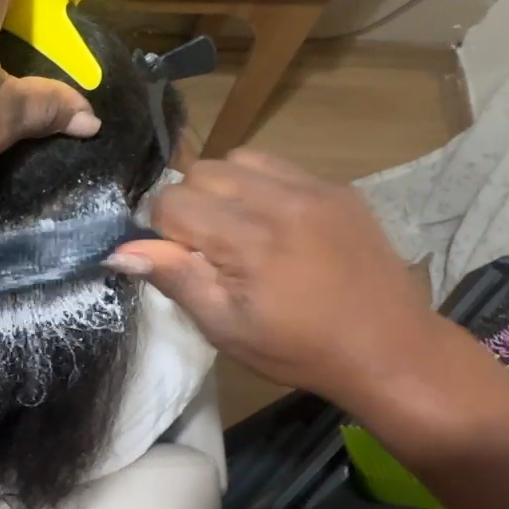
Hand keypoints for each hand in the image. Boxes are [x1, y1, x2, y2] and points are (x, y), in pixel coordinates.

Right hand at [108, 150, 451, 400]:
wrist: (387, 346)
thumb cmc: (297, 349)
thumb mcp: (225, 327)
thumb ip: (175, 279)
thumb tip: (120, 251)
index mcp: (250, 241)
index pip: (172, 201)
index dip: (163, 233)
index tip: (182, 263)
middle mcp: (280, 200)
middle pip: (201, 172)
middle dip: (190, 206)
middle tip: (209, 251)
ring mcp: (314, 187)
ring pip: (237, 158)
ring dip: (222, 190)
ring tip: (238, 232)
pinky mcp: (337, 187)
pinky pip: (277, 165)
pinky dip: (258, 186)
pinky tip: (271, 224)